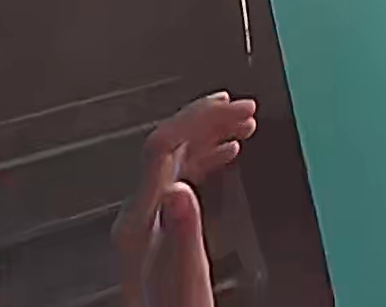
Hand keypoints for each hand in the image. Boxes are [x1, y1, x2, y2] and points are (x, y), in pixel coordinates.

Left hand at [112, 93, 257, 306]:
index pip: (163, 145)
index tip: (230, 105)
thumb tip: (179, 189)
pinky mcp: (162, 223)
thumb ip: (182, 234)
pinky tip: (229, 151)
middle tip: (245, 107)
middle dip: (209, 119)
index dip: (196, 117)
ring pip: (179, 154)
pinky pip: (184, 171)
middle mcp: (140, 212)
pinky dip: (209, 153)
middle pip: (171, 143)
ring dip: (213, 132)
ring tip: (245, 122)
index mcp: (139, 219)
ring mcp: (149, 217)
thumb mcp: (187, 281)